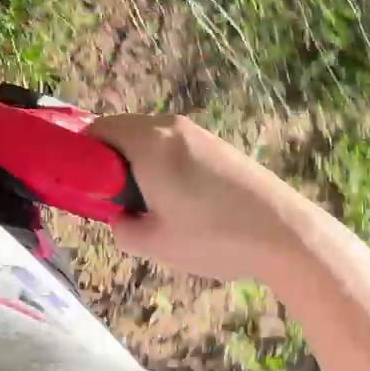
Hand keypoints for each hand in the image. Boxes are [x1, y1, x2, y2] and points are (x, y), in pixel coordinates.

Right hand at [84, 113, 322, 282]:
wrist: (288, 235)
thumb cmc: (213, 236)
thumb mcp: (155, 244)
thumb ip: (121, 228)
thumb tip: (119, 217)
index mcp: (145, 141)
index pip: (95, 130)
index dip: (81, 154)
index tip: (84, 183)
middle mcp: (167, 126)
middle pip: (120, 129)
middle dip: (109, 158)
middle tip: (114, 195)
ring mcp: (195, 132)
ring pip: (147, 136)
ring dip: (137, 159)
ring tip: (149, 199)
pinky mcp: (217, 144)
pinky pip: (172, 143)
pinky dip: (162, 161)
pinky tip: (181, 197)